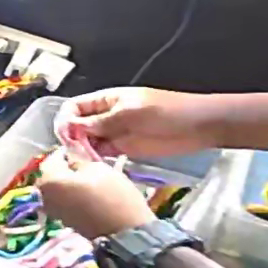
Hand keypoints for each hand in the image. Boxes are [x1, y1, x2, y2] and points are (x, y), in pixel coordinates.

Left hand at [37, 150, 152, 238]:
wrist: (127, 233)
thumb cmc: (113, 197)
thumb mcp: (99, 169)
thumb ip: (79, 159)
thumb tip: (70, 153)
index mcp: (48, 180)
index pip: (52, 159)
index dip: (66, 153)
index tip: (79, 150)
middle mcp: (43, 195)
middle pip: (52, 174)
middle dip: (65, 168)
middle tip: (85, 164)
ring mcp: (51, 209)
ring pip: (57, 187)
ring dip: (69, 181)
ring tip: (89, 178)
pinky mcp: (62, 219)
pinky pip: (62, 199)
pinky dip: (71, 193)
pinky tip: (88, 192)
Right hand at [54, 87, 219, 160]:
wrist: (202, 126)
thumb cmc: (166, 113)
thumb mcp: (129, 114)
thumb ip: (98, 122)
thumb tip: (69, 127)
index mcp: (103, 101)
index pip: (72, 108)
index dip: (65, 120)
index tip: (67, 135)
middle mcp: (103, 116)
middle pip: (75, 125)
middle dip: (71, 137)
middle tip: (75, 151)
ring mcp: (113, 132)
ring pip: (85, 140)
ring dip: (81, 149)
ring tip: (84, 161)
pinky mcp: (123, 148)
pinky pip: (100, 152)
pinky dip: (94, 158)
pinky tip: (94, 165)